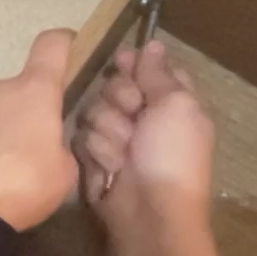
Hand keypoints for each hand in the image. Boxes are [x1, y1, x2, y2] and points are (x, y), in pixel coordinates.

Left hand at [0, 29, 80, 230]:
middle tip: (48, 142)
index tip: (76, 53)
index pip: (52, 45)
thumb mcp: (64, 172)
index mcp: (33, 89)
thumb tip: (50, 146)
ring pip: (2, 110)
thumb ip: (62, 148)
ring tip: (19, 168)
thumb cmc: (22, 182)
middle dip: (38, 108)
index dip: (67, 43)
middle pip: (26, 86)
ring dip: (12, 128)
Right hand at [74, 41, 215, 237]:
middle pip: (115, 85)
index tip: (124, 62)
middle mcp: (143, 117)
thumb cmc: (171, 156)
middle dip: (119, 100)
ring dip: (108, 132)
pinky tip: (109, 169)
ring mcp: (116, 138)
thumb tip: (154, 42)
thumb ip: (160, 73)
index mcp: (171, 102)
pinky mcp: (93, 158)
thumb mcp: (177, 105)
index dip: (136, 64)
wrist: (148, 212)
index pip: (149, 68)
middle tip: (133, 116)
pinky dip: (95, 153)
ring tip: (123, 155)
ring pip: (93, 110)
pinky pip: (79, 138)